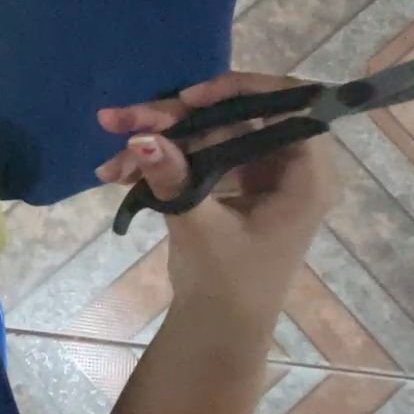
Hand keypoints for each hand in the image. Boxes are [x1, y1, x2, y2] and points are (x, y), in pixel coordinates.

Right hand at [96, 72, 338, 314]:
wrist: (218, 322)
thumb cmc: (228, 280)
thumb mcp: (199, 226)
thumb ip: (174, 179)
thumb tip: (141, 138)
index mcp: (303, 175)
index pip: (288, 107)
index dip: (240, 91)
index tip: (189, 97)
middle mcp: (283, 166)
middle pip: (229, 119)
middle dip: (170, 119)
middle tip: (119, 120)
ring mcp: (252, 174)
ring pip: (202, 135)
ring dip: (152, 141)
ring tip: (109, 161)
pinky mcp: (225, 183)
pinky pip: (191, 156)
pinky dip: (156, 160)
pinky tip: (117, 172)